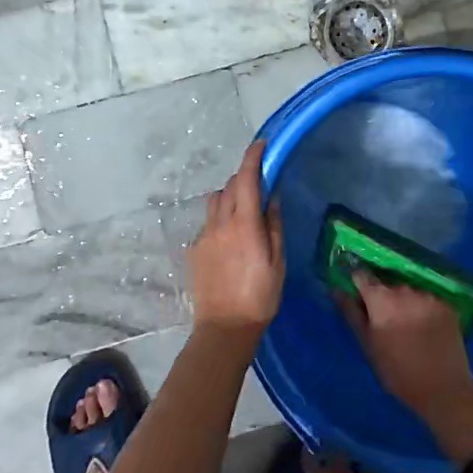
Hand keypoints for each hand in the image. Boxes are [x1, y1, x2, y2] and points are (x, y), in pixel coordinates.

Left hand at [188, 140, 283, 335]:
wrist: (224, 327)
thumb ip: (274, 225)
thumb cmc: (260, 295)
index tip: (261, 145)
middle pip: (229, 186)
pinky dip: (220, 218)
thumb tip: (272, 197)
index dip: (253, 157)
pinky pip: (208, 222)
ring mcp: (205, 235)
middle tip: (259, 187)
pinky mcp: (195, 248)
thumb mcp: (277, 261)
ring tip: (242, 211)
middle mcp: (221, 222)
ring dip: (228, 196)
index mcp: (244, 223)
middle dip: (244, 179)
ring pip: (215, 201)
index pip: (246, 178)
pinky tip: (230, 238)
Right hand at [338, 271, 472, 418]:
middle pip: (388, 285)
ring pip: (410, 293)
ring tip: (411, 330)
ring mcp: (429, 295)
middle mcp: (404, 289)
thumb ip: (351, 313)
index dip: (358, 284)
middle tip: (388, 325)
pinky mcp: (448, 305)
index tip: (359, 297)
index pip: (362, 276)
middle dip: (385, 299)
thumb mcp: (368, 345)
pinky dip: (426, 310)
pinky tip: (430, 332)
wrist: (443, 390)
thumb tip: (337, 290)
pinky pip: (430, 301)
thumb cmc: (397, 371)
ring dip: (407, 304)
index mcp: (380, 298)